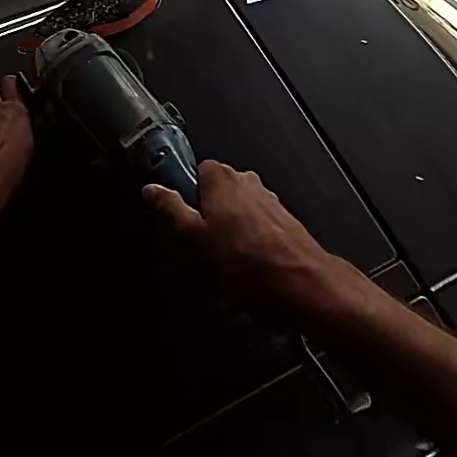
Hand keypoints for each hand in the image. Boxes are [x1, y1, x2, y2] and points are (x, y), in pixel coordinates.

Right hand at [144, 160, 352, 314]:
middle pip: (216, 193)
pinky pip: (258, 229)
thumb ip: (171, 208)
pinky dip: (253, 245)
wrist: (303, 285)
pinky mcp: (285, 222)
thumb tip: (152, 190)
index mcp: (221, 176)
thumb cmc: (250, 262)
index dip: (187, 196)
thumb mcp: (194, 237)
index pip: (194, 170)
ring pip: (238, 213)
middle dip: (210, 218)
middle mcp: (246, 181)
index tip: (183, 218)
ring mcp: (268, 200)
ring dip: (232, 234)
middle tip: (205, 247)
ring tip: (230, 266)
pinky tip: (251, 271)